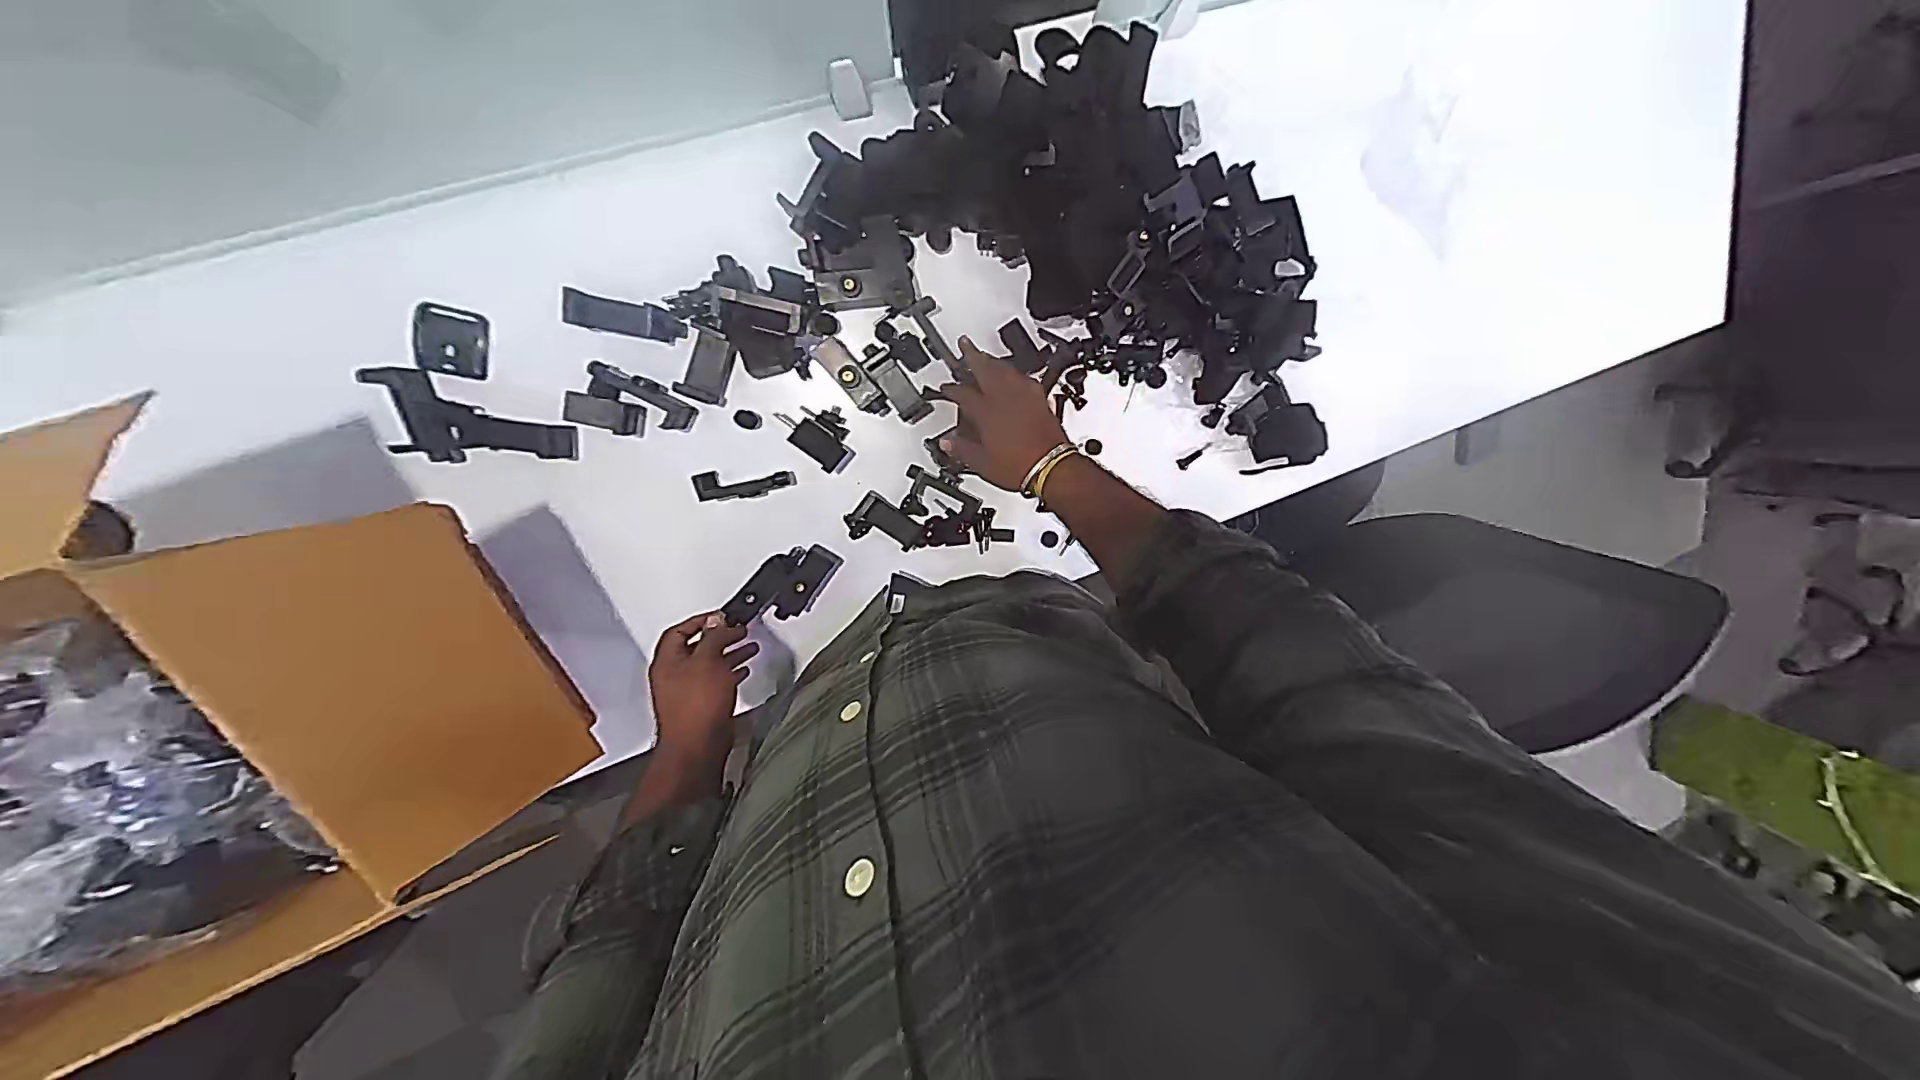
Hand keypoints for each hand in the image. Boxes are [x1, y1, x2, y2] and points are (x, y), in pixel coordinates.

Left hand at [648, 613, 759, 778]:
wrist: (698, 745)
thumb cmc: (695, 708)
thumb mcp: (708, 660)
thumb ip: (713, 637)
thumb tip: (716, 622)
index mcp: (667, 661)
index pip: (679, 631)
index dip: (700, 620)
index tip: (720, 617)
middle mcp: (673, 675)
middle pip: (695, 647)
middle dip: (718, 636)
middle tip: (736, 629)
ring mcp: (686, 691)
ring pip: (708, 664)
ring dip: (728, 653)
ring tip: (747, 646)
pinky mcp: (700, 705)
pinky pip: (716, 680)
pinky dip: (730, 672)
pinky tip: (742, 671)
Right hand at [936, 337, 1070, 491]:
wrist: (1051, 468)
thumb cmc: (1021, 466)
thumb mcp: (982, 463)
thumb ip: (962, 449)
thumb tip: (947, 443)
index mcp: (986, 412)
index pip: (963, 394)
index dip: (952, 389)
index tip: (946, 387)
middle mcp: (1005, 399)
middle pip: (985, 369)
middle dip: (972, 355)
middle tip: (965, 345)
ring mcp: (1024, 396)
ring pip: (1006, 369)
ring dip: (993, 360)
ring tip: (986, 355)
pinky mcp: (1040, 399)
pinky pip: (1025, 378)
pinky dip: (1015, 373)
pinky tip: (1015, 374)